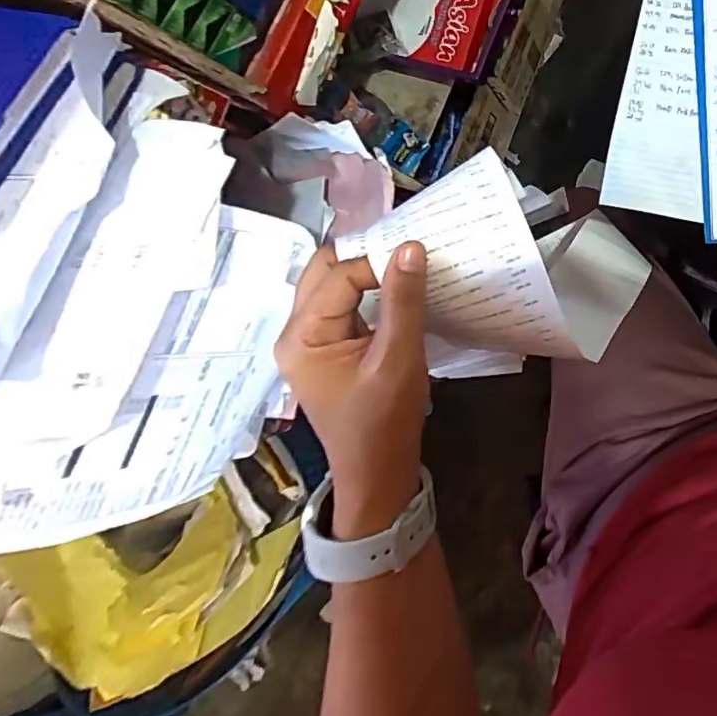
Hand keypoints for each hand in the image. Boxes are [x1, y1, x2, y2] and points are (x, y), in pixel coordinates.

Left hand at [275, 243, 428, 537]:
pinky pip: (345, 304)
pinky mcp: (330, 347)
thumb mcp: (399, 357)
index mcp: (303, 336)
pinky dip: (369, 290)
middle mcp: (296, 332)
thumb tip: (411, 247)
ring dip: (367, 271)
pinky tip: (397, 290)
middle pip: (324, 272)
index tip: (420, 258)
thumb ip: (404, 301)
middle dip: (365, 256)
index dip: (379, 262)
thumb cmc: (385, 418)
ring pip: (333, 285)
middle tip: (408, 253)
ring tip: (406, 266)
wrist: (378, 468)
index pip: (339, 276)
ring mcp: (311, 340)